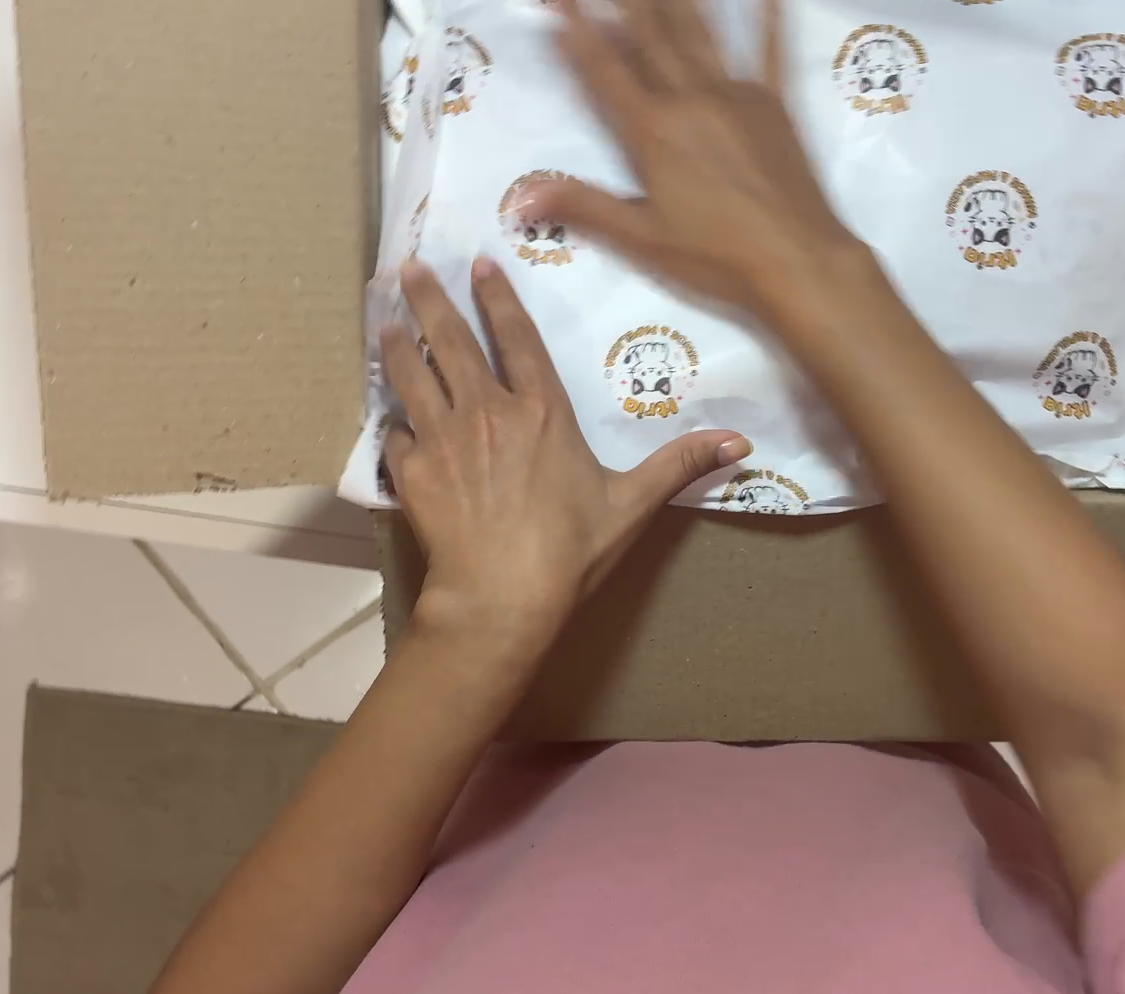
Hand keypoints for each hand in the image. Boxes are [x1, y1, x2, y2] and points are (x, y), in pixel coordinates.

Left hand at [382, 258, 752, 641]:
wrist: (501, 598)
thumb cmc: (570, 550)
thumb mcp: (632, 505)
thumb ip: (679, 465)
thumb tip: (740, 444)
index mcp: (540, 412)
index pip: (517, 339)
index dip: (498, 298)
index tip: (480, 264)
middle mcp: (486, 411)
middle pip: (451, 342)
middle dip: (430, 299)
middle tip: (408, 267)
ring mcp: (442, 439)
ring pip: (410, 376)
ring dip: (396, 343)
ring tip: (383, 317)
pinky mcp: (412, 473)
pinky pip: (396, 434)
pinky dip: (392, 419)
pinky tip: (386, 410)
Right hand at [526, 0, 873, 322]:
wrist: (798, 262)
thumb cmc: (717, 259)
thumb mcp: (642, 240)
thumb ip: (583, 209)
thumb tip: (518, 200)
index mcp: (653, 132)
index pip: (602, 69)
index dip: (573, 29)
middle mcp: (691, 98)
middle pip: (646, 32)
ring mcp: (738, 95)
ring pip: (697, 27)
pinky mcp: (777, 105)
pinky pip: (770, 46)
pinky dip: (767, 12)